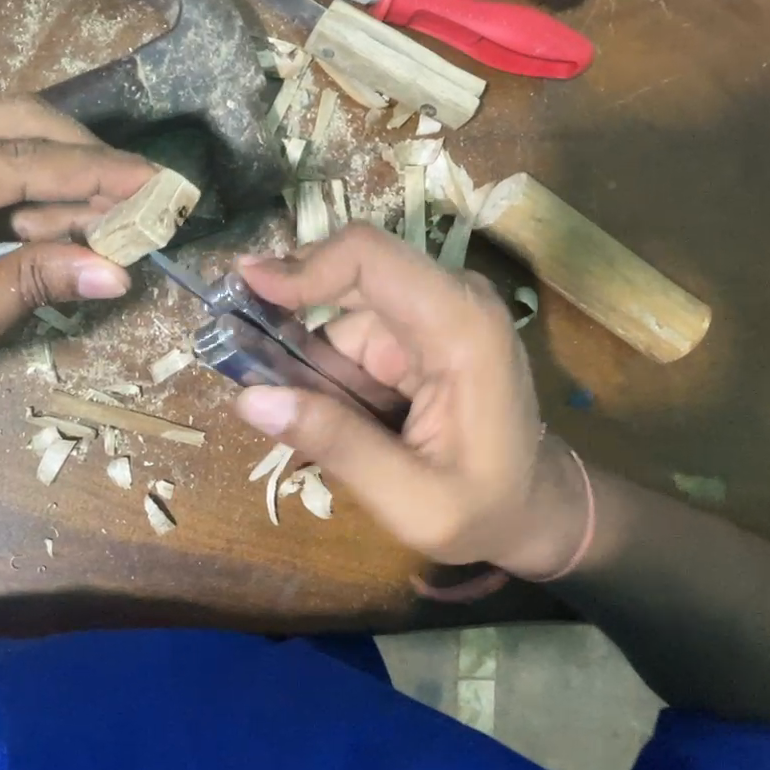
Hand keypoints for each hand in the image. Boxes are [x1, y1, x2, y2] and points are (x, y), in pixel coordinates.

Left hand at [0, 99, 155, 441]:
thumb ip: (27, 290)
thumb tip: (117, 270)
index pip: (10, 161)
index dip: (90, 174)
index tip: (155, 184)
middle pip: (13, 126)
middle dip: (86, 161)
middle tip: (149, 192)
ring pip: (8, 142)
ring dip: (67, 177)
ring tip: (126, 213)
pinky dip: (39, 199)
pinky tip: (80, 224)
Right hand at [231, 225, 585, 578]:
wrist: (534, 511)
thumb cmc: (485, 510)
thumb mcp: (410, 498)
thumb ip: (335, 444)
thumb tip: (248, 399)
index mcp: (460, 327)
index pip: (370, 258)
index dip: (302, 267)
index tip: (243, 290)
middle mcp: (447, 304)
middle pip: (346, 271)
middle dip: (285, 307)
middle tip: (235, 351)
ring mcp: (430, 316)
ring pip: (335, 312)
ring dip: (300, 356)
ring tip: (291, 416)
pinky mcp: (412, 336)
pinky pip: (345, 336)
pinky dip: (319, 370)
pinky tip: (317, 413)